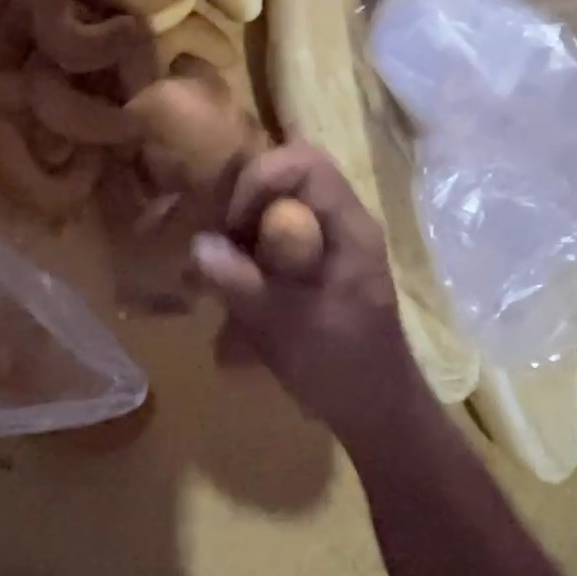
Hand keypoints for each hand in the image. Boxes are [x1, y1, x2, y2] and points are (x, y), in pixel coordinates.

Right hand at [192, 146, 428, 443]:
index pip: (303, 164)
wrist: (377, 412)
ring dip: (242, 229)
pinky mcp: (311, 265)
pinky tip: (237, 287)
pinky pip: (273, 235)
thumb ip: (242, 284)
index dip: (260, 179)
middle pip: (285, 177)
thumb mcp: (285, 328)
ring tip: (225, 269)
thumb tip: (199, 244)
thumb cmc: (342, 369)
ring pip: (275, 205)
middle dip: (243, 203)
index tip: (232, 223)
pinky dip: (247, 250)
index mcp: (348, 227)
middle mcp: (340, 223)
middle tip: (223, 245)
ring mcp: (327, 243)